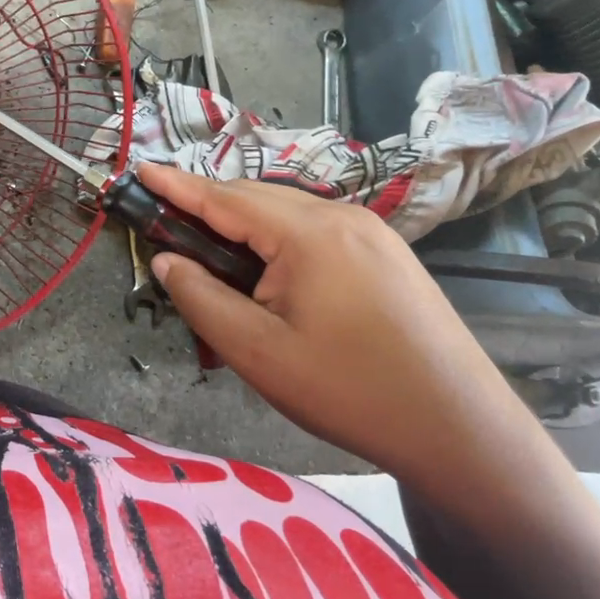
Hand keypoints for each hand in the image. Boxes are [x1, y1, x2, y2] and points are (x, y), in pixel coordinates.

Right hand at [140, 163, 534, 485]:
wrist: (459, 429)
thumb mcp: (255, 350)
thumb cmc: (347, 389)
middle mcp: (343, 219)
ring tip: (205, 246)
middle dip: (206, 204)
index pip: (224, 198)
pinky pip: (315, 231)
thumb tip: (167, 261)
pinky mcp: (388, 258)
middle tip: (162, 220)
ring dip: (241, 223)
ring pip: (288, 214)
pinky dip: (274, 237)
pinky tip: (262, 266)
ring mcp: (373, 236)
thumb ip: (201, 297)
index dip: (176, 185)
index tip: (139, 169)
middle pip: (257, 198)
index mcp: (309, 234)